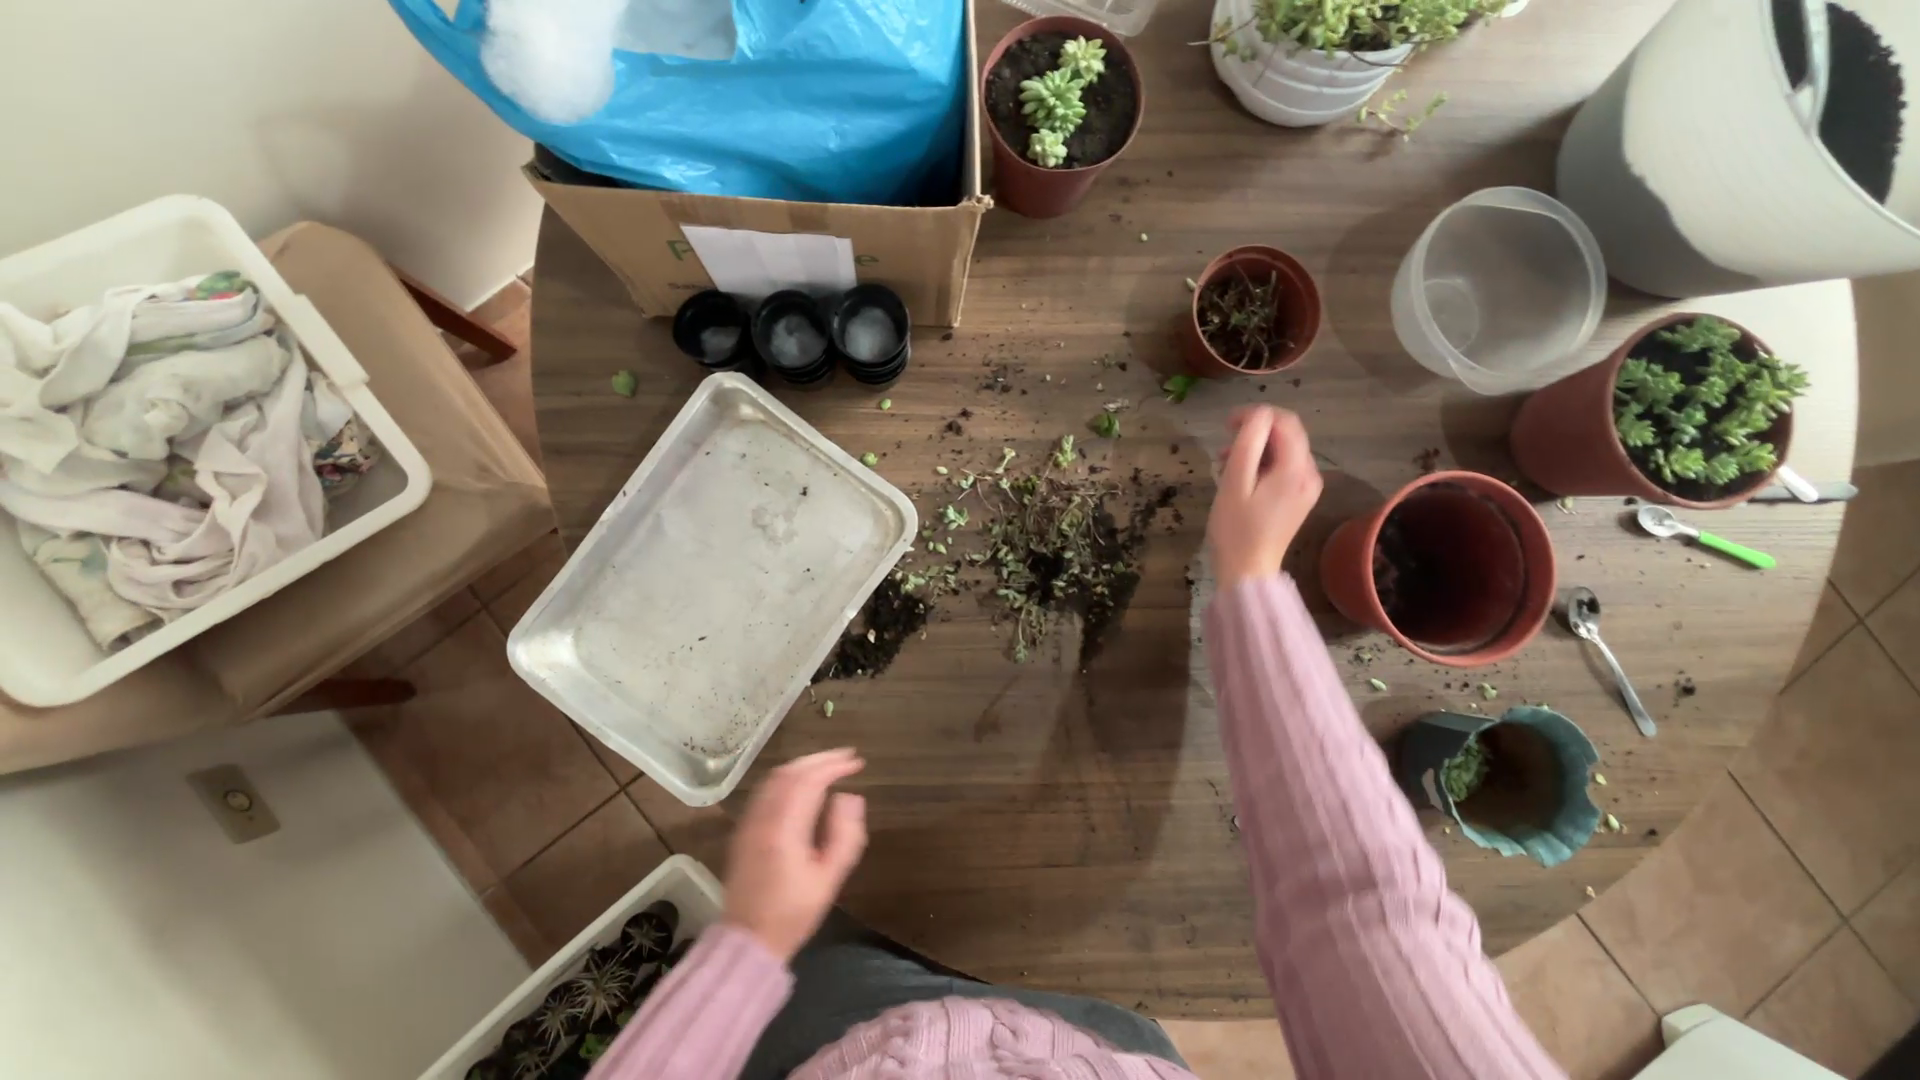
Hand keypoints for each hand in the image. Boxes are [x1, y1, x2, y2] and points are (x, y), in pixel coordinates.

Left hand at [721, 748, 867, 962]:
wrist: (747, 941)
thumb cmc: (793, 914)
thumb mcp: (829, 880)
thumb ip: (844, 836)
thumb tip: (850, 798)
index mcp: (784, 829)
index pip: (809, 781)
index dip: (834, 766)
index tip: (857, 763)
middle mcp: (762, 818)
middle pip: (789, 772)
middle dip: (819, 759)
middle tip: (846, 757)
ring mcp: (748, 823)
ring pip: (774, 779)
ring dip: (802, 766)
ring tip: (828, 766)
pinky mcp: (742, 831)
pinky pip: (764, 791)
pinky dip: (786, 778)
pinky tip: (802, 786)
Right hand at [1208, 406, 1322, 588]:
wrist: (1248, 571)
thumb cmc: (1235, 529)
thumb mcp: (1234, 482)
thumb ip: (1248, 443)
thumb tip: (1257, 415)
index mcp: (1295, 469)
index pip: (1285, 422)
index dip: (1256, 415)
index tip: (1227, 424)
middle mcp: (1310, 474)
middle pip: (1288, 435)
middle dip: (1256, 431)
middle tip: (1224, 443)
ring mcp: (1307, 488)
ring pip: (1285, 451)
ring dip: (1257, 449)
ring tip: (1225, 462)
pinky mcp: (1300, 498)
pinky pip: (1285, 468)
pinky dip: (1264, 464)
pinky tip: (1241, 477)